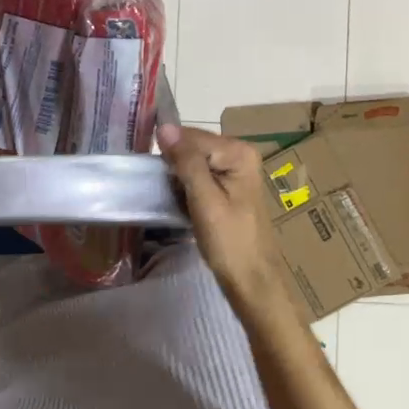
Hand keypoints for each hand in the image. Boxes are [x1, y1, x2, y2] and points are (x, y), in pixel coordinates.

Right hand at [156, 125, 288, 312]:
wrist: (252, 281)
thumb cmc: (229, 242)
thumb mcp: (204, 200)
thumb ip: (186, 161)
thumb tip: (164, 127)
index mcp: (239, 152)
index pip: (191, 137)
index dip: (170, 155)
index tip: (156, 178)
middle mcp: (240, 154)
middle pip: (193, 148)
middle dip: (175, 167)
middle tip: (164, 191)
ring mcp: (236, 172)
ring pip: (192, 163)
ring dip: (179, 179)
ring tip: (172, 199)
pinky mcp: (229, 188)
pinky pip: (199, 177)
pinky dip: (187, 188)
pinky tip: (182, 204)